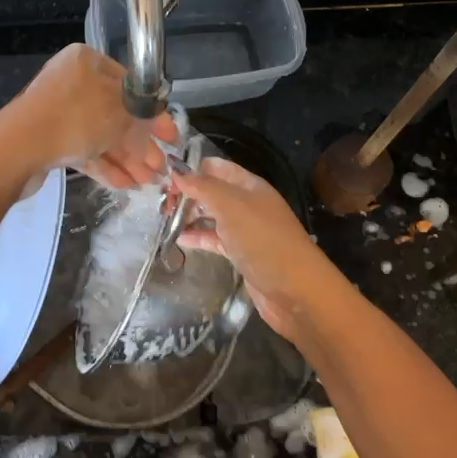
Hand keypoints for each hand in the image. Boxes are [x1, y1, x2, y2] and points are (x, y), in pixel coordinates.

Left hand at [0, 44, 177, 189]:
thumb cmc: (75, 118)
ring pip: (101, 135)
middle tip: (162, 167)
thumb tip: (154, 118)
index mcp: (86, 62)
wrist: (18, 148)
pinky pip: (83, 150)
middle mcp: (71, 82)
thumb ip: (142, 112)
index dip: (153, 113)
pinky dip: (104, 165)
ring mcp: (57, 112)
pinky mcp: (48, 140)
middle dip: (141, 143)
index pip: (130, 84)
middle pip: (116, 113)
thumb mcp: (120, 110)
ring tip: (149, 182)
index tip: (171, 137)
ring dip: (127, 158)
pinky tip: (125, 184)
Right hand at [171, 157, 342, 341]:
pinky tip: (179, 240)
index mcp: (249, 185)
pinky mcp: (241, 253)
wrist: (296, 290)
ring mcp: (245, 230)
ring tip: (164, 220)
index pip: (216, 167)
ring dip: (189, 215)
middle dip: (187, 193)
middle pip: (212, 190)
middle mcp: (248, 203)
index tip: (163, 179)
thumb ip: (202, 187)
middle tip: (160, 203)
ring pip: (212, 215)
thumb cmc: (263, 241)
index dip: (191, 168)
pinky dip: (198, 237)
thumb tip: (176, 170)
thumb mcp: (230, 206)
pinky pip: (215, 239)